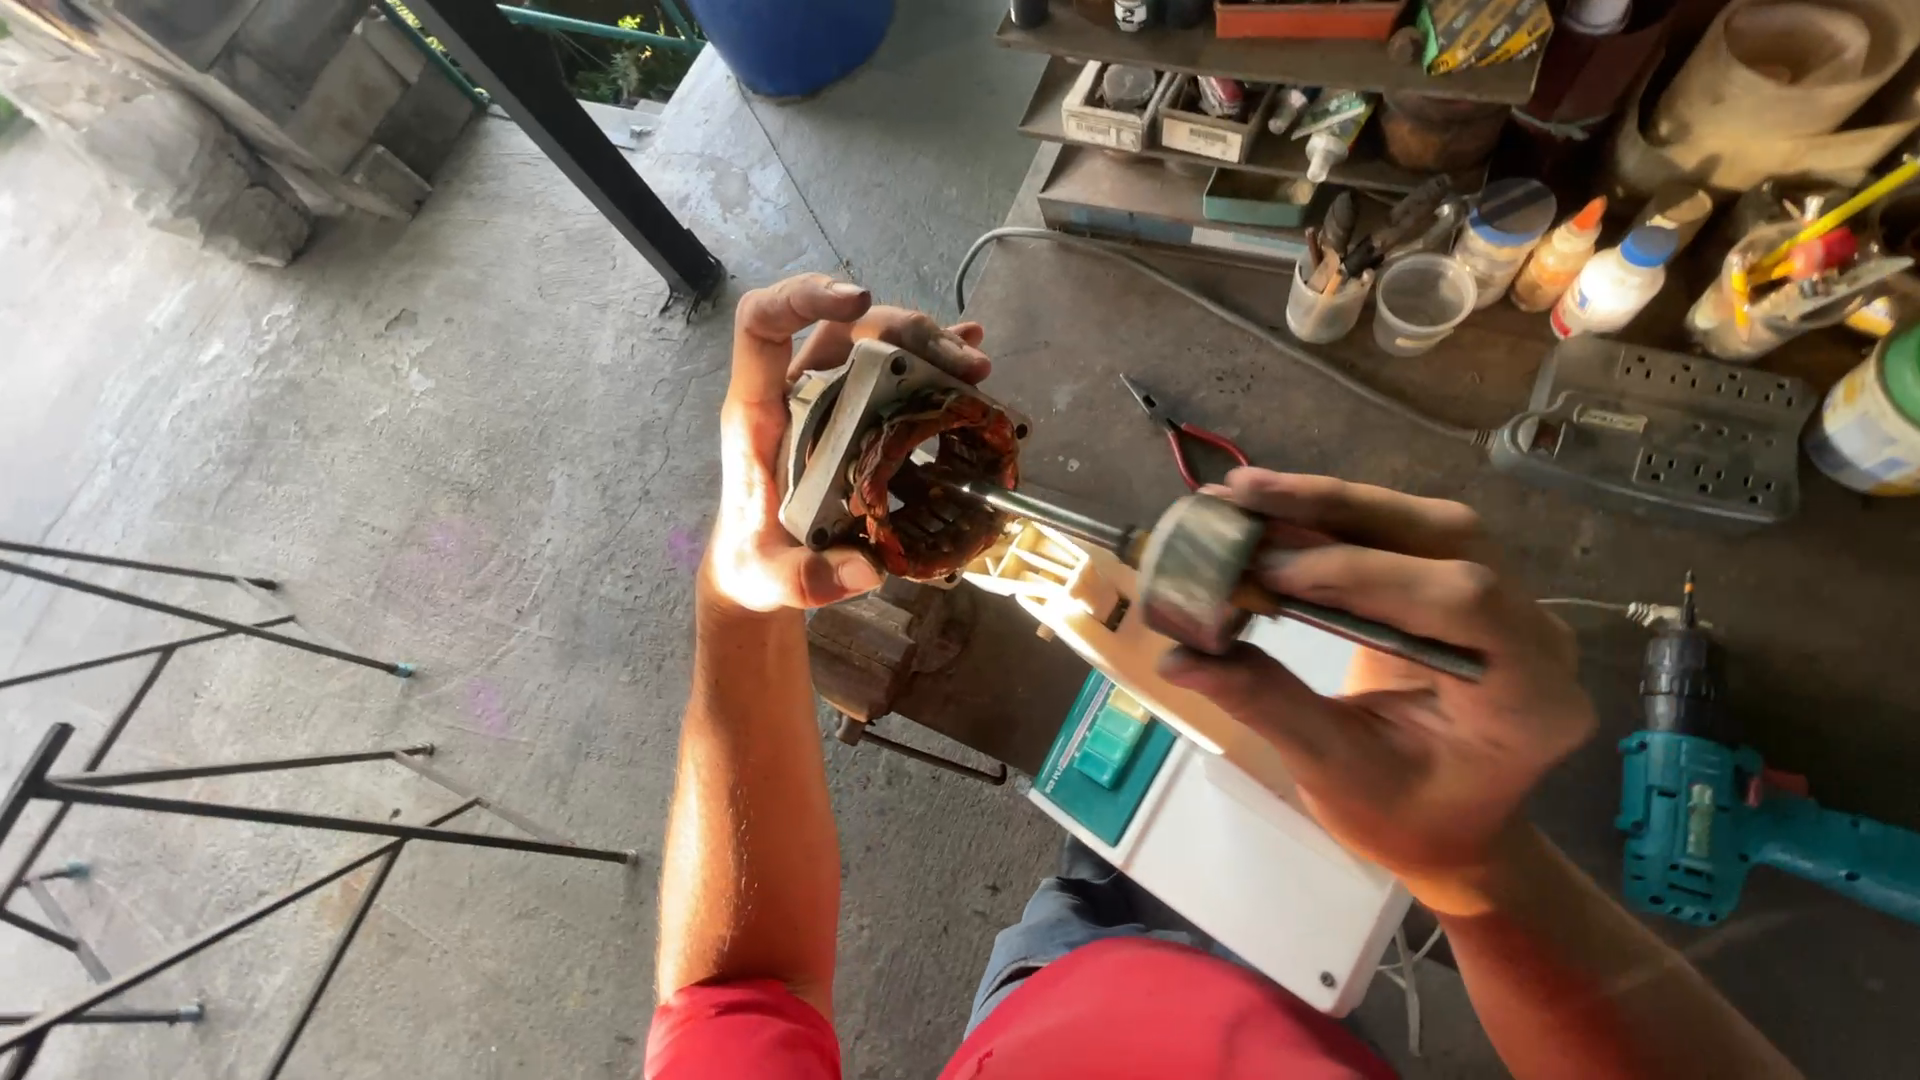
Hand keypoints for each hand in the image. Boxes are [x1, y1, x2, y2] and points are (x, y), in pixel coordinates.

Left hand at [708, 273, 991, 611]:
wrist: (762, 565)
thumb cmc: (754, 563)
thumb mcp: (769, 577)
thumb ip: (805, 578)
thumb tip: (864, 571)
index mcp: (760, 413)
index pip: (762, 325)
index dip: (801, 297)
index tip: (857, 300)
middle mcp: (796, 395)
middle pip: (843, 330)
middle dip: (904, 331)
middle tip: (960, 361)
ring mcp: (830, 403)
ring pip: (876, 347)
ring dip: (928, 347)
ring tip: (977, 366)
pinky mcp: (858, 421)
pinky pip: (897, 378)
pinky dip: (933, 366)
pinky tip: (970, 361)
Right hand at [1159, 469, 1594, 912]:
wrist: (1448, 828)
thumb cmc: (1404, 817)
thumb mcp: (1334, 771)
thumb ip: (1265, 703)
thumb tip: (1177, 659)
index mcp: (1527, 698)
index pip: (1461, 602)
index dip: (1360, 574)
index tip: (1265, 572)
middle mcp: (1534, 633)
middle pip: (1446, 536)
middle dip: (1338, 509)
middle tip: (1244, 495)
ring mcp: (1505, 604)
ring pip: (1423, 522)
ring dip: (1329, 503)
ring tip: (1244, 493)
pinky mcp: (1461, 588)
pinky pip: (1402, 536)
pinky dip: (1331, 520)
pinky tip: (1273, 511)